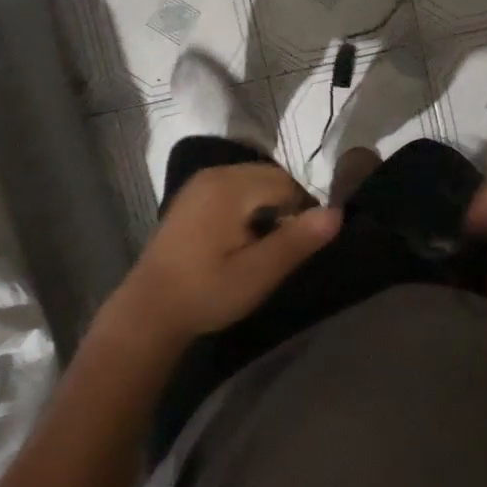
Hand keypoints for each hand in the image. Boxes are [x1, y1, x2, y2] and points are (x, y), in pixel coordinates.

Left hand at [110, 163, 339, 344]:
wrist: (149, 311)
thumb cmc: (206, 292)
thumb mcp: (258, 273)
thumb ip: (297, 240)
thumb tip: (336, 213)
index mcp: (230, 187)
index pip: (286, 182)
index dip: (303, 209)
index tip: (302, 245)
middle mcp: (215, 175)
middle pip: (269, 177)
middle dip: (285, 206)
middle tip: (285, 249)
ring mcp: (199, 184)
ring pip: (252, 183)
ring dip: (267, 207)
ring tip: (266, 248)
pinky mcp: (191, 198)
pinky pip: (233, 191)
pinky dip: (247, 208)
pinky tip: (242, 242)